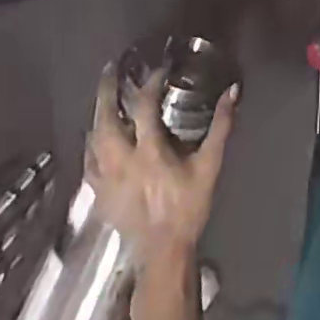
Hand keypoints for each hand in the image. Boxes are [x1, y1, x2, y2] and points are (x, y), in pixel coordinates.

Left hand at [86, 64, 236, 265]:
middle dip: (106, 91)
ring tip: (103, 98)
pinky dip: (91, 142)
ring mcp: (104, 178)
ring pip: (92, 138)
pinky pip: (88, 160)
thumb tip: (232, 91)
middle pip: (105, 118)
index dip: (151, 83)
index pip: (144, 107)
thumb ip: (221, 126)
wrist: (163, 250)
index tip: (160, 69)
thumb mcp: (210, 165)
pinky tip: (96, 136)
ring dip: (97, 114)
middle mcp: (121, 161)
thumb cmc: (189, 205)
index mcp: (149, 152)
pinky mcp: (97, 192)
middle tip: (111, 71)